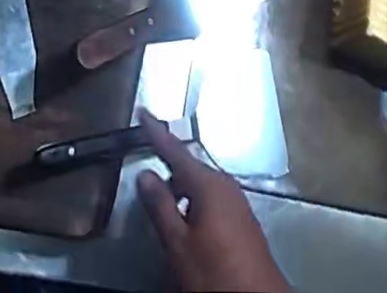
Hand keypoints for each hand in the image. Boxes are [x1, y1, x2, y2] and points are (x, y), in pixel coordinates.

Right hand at [137, 115, 290, 292]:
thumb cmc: (216, 274)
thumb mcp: (179, 244)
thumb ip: (160, 206)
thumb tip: (145, 175)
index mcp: (209, 184)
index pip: (176, 151)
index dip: (156, 132)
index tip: (144, 112)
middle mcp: (225, 185)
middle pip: (188, 169)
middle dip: (168, 175)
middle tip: (149, 190)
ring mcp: (236, 202)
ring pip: (200, 187)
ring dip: (181, 194)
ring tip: (167, 218)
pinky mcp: (242, 220)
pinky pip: (212, 200)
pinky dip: (195, 205)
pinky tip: (189, 229)